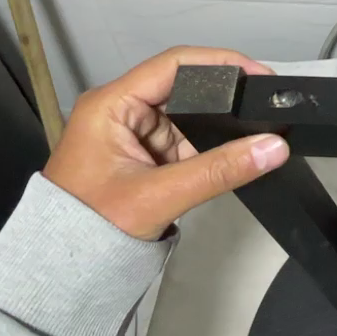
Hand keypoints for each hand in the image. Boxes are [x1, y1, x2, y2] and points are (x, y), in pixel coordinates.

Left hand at [44, 46, 290, 240]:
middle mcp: (119, 108)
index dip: (221, 63)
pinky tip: (223, 155)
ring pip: (187, 115)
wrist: (63, 272)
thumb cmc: (93, 228)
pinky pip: (181, 138)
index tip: (260, 74)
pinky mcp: (139, 152)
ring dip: (212, 129)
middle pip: (183, 87)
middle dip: (223, 99)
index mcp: (111, 104)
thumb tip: (273, 146)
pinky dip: (202, 148)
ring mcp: (130, 131)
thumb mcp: (161, 196)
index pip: (173, 64)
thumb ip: (219, 170)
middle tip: (263, 104)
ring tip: (247, 136)